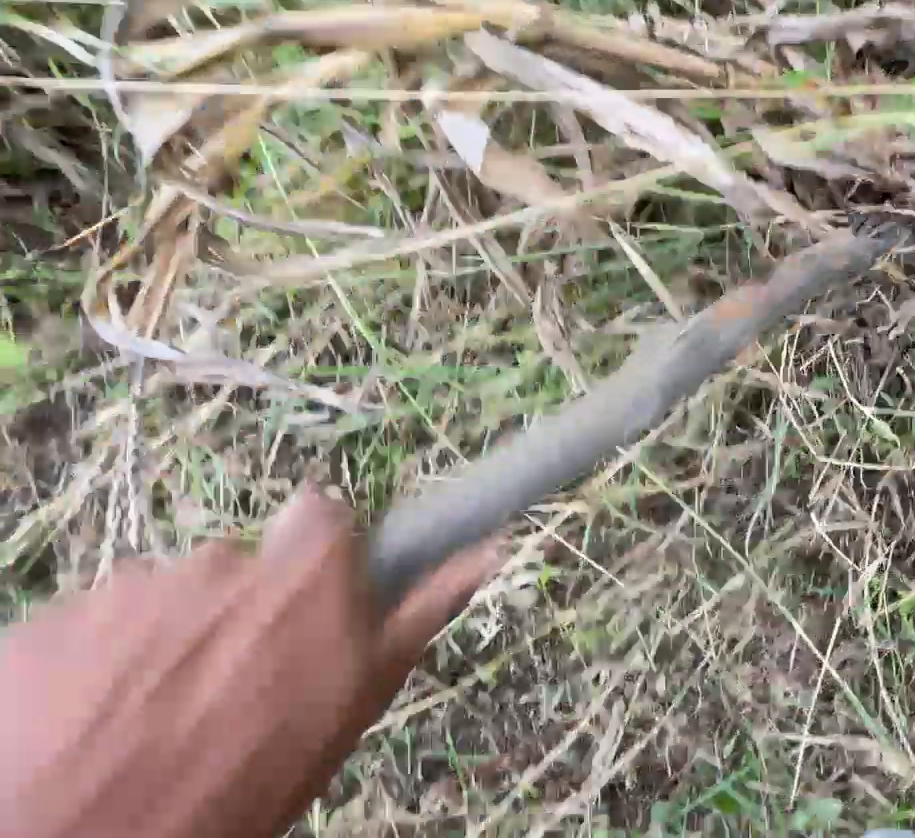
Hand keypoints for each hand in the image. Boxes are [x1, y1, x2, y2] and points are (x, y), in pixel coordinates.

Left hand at [0, 489, 500, 837]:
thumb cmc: (245, 779)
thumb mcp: (355, 699)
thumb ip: (420, 612)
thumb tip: (490, 549)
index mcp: (303, 572)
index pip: (324, 515)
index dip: (322, 552)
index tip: (317, 596)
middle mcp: (220, 561)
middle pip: (244, 561)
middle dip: (246, 603)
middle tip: (239, 676)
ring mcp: (122, 593)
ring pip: (165, 596)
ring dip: (171, 634)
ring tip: (159, 712)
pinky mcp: (37, 628)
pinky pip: (86, 626)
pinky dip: (96, 661)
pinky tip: (95, 719)